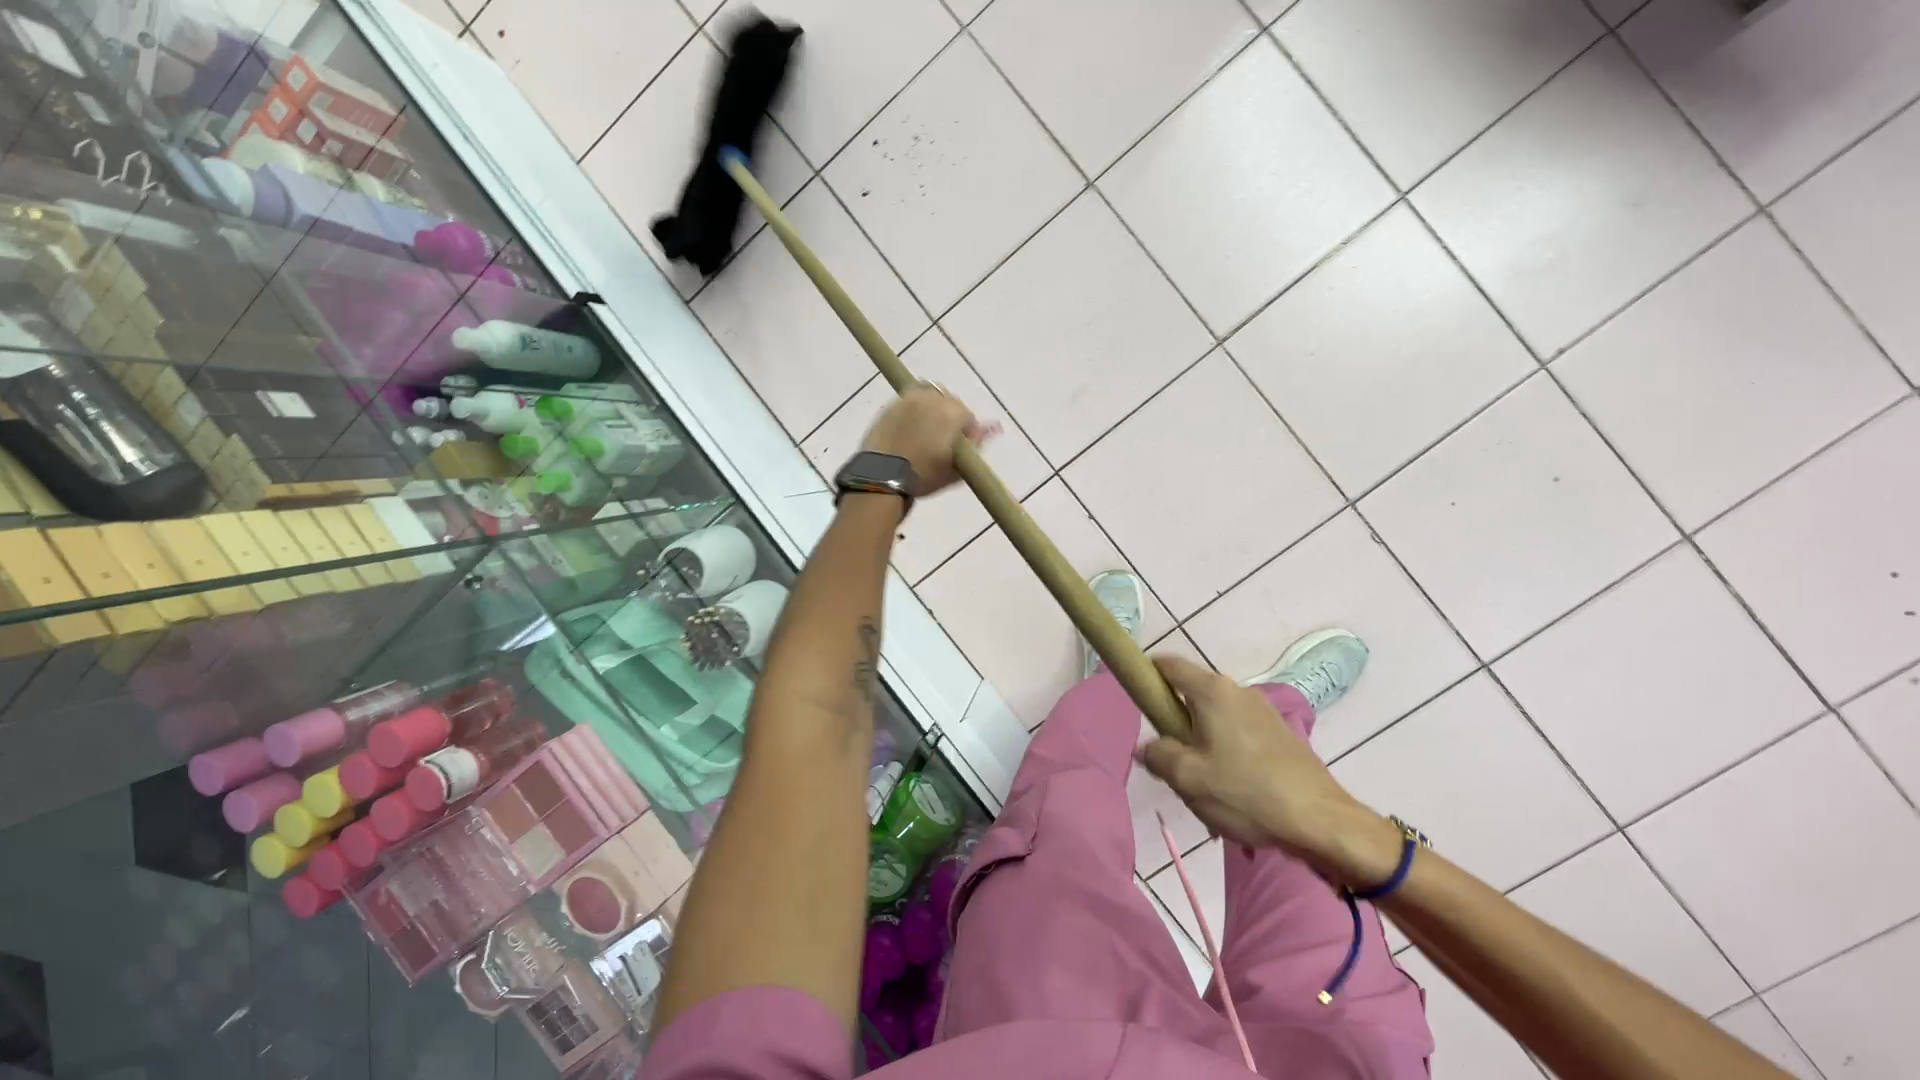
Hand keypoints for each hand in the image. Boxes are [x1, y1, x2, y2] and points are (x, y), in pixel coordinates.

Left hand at [859, 385, 997, 495]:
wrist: (881, 476)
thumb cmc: (924, 475)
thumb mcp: (956, 467)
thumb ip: (977, 443)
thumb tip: (995, 426)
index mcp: (953, 411)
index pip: (968, 417)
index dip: (965, 434)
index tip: (957, 450)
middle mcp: (933, 398)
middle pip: (949, 403)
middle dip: (949, 418)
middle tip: (940, 442)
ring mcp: (909, 398)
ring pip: (929, 397)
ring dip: (932, 410)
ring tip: (925, 432)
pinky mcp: (890, 404)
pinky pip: (909, 400)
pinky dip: (914, 410)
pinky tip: (909, 429)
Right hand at [1139, 655, 1403, 887]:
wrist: (1319, 820)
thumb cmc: (1246, 792)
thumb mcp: (1188, 778)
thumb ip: (1158, 756)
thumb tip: (1148, 746)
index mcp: (1212, 691)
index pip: (1168, 665)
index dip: (1146, 676)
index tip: (1137, 703)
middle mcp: (1238, 692)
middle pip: (1192, 696)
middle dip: (1176, 726)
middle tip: (1171, 764)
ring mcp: (1263, 712)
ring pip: (1215, 721)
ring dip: (1202, 747)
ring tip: (1204, 788)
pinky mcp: (1279, 734)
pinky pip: (1238, 736)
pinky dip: (1227, 757)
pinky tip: (1232, 794)